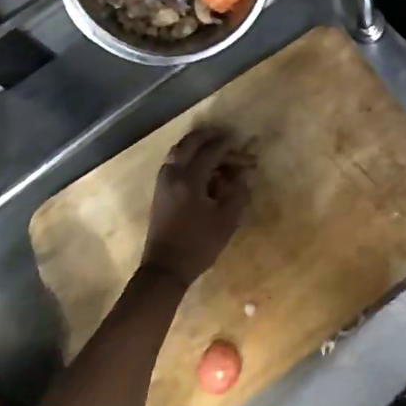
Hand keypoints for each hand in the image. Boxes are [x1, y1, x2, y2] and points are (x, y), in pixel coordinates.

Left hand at [140, 128, 254, 283]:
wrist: (165, 269)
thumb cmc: (199, 244)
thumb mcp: (227, 220)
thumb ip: (239, 192)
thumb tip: (245, 174)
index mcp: (190, 181)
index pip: (211, 152)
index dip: (228, 146)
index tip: (242, 143)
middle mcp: (173, 175)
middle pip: (189, 144)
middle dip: (208, 136)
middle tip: (226, 136)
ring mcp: (163, 183)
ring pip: (178, 152)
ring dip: (197, 146)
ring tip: (215, 148)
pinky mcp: (160, 192)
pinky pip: (174, 163)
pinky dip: (188, 157)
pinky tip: (202, 167)